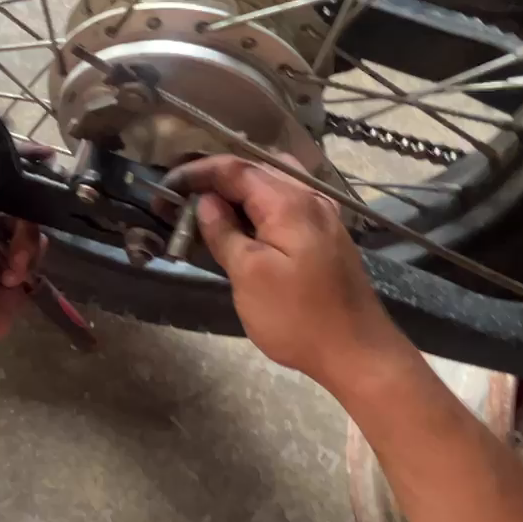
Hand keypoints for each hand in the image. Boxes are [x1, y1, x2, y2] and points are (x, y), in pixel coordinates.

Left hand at [0, 146, 43, 352]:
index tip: (19, 146)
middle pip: (5, 192)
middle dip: (21, 198)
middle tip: (43, 183)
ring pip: (25, 219)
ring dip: (22, 241)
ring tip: (12, 266)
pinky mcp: (18, 263)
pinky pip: (35, 246)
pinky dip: (28, 260)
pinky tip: (14, 278)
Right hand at [168, 154, 413, 389]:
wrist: (357, 353)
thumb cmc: (297, 316)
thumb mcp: (249, 275)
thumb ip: (224, 233)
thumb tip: (205, 203)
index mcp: (289, 202)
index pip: (235, 168)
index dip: (196, 172)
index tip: (165, 188)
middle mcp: (310, 198)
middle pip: (255, 169)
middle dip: (214, 177)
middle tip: (180, 195)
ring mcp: (322, 216)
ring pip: (272, 183)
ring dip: (236, 190)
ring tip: (204, 206)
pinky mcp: (325, 236)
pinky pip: (285, 203)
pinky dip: (256, 205)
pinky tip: (240, 224)